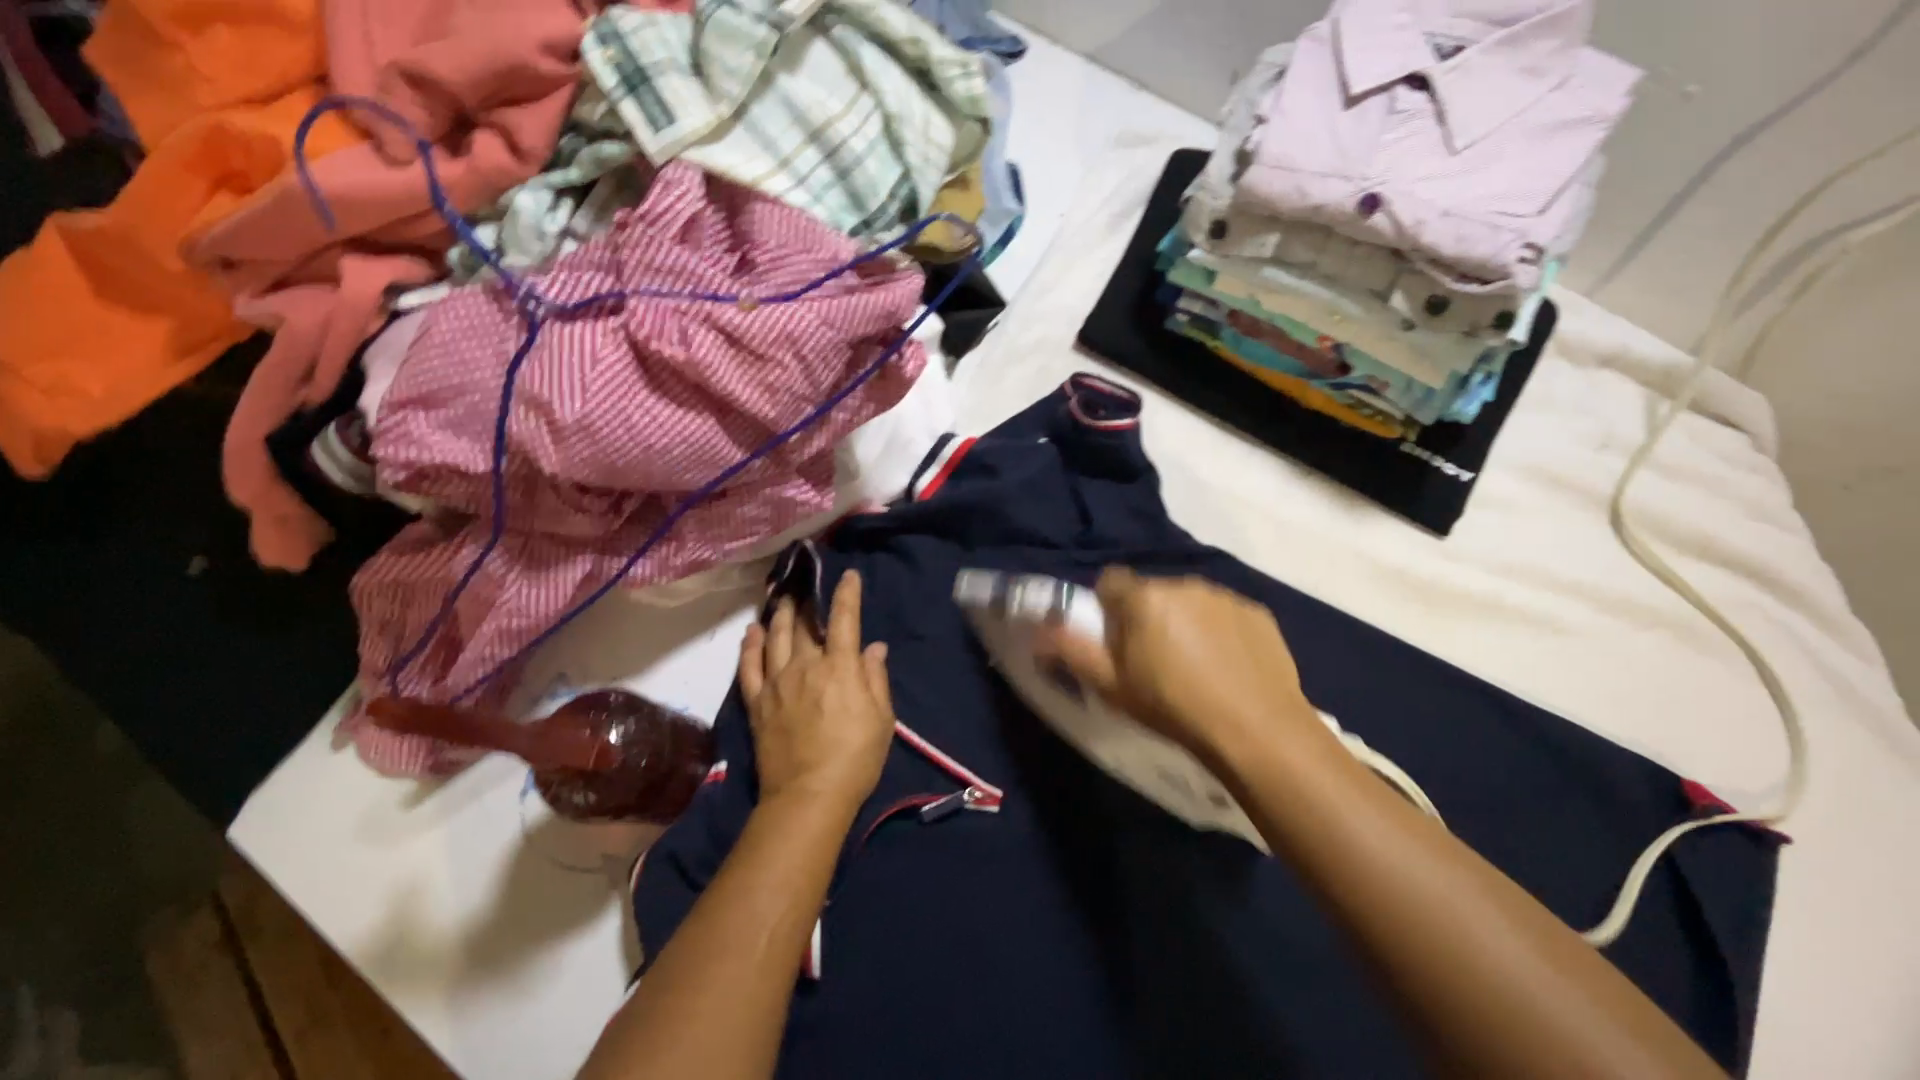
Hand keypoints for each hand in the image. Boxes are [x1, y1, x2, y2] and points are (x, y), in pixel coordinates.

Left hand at [739, 570, 895, 811]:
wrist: (809, 795)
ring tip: (781, 599)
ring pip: (775, 637)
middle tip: (806, 585)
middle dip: (808, 601)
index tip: (849, 576)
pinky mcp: (756, 703)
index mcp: (840, 667)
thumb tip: (873, 647)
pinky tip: (751, 632)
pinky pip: (748, 666)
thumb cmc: (856, 759)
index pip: (844, 619)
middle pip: (804, 624)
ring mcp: (776, 683)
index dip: (847, 594)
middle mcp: (805, 665)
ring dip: (779, 614)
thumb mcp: (882, 719)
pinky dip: (750, 645)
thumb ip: (875, 679)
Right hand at [1034, 568, 1326, 763]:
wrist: (1256, 730)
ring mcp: (1226, 597)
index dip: (1106, 610)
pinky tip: (1228, 670)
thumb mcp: (1111, 687)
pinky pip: (1226, 616)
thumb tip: (1037, 630)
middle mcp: (1184, 584)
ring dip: (1184, 624)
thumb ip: (1071, 651)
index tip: (1114, 644)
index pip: (1110, 581)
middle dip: (1146, 619)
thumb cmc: (1172, 707)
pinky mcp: (1258, 614)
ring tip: (1195, 670)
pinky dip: (1221, 634)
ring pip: (1190, 603)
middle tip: (1152, 664)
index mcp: (1143, 597)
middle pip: (1151, 593)